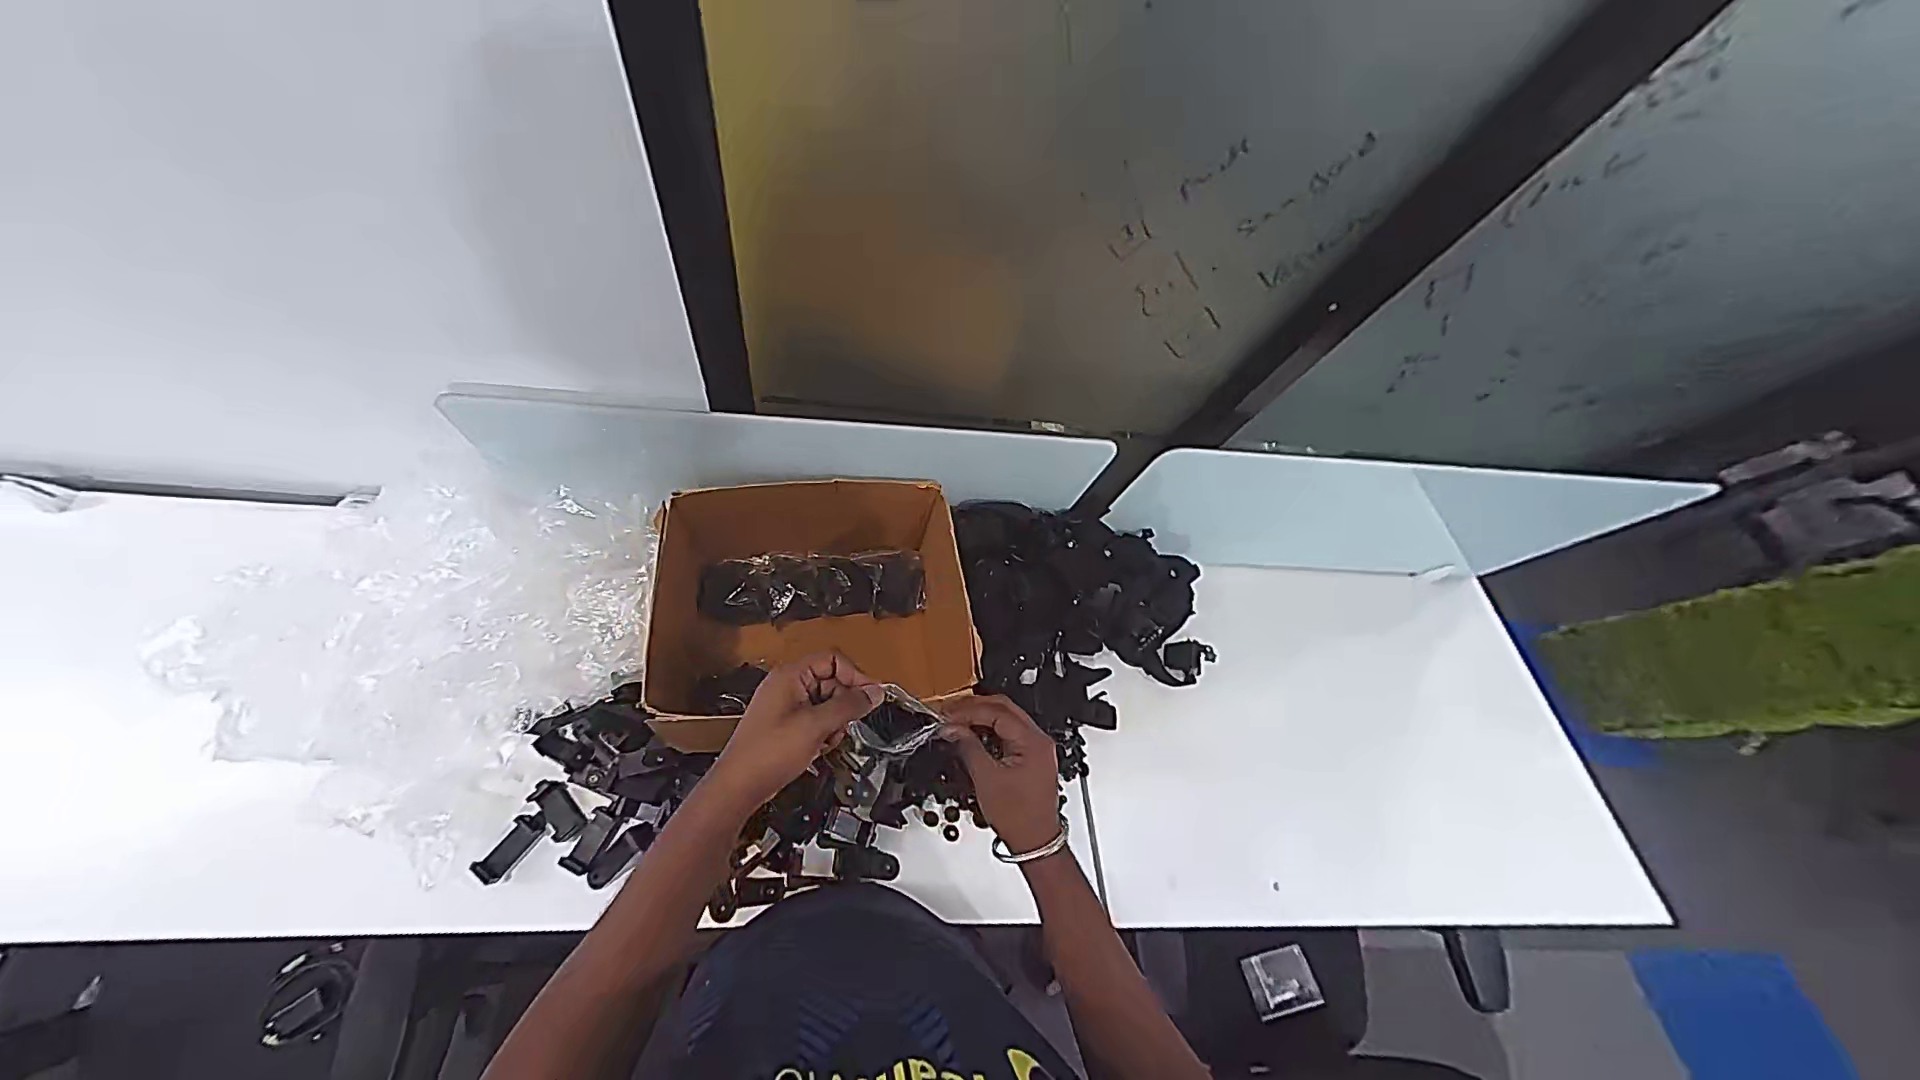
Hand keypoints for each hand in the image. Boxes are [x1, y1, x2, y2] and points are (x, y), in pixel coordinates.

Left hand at [707, 652, 883, 810]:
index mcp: (790, 676)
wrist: (739, 787)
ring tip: (827, 739)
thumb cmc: (766, 754)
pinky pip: (817, 718)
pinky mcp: (787, 723)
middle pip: (831, 681)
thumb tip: (874, 693)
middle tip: (846, 724)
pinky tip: (819, 747)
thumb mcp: (816, 726)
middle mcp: (787, 685)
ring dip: (835, 721)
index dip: (854, 676)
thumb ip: (848, 705)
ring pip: (826, 701)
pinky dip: (824, 731)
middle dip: (844, 704)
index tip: (870, 696)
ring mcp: (786, 704)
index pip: (832, 660)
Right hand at [939, 695, 1062, 854]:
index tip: (949, 715)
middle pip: (1004, 708)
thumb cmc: (1018, 817)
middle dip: (974, 708)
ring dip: (981, 717)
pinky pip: (1009, 733)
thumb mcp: (986, 778)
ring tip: (958, 722)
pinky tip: (973, 734)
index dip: (969, 711)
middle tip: (951, 712)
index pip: (997, 711)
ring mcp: (1037, 747)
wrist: (1035, 841)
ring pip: (1006, 718)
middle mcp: (1039, 740)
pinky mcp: (1031, 756)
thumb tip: (954, 729)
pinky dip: (989, 730)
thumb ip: (968, 747)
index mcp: (1032, 742)